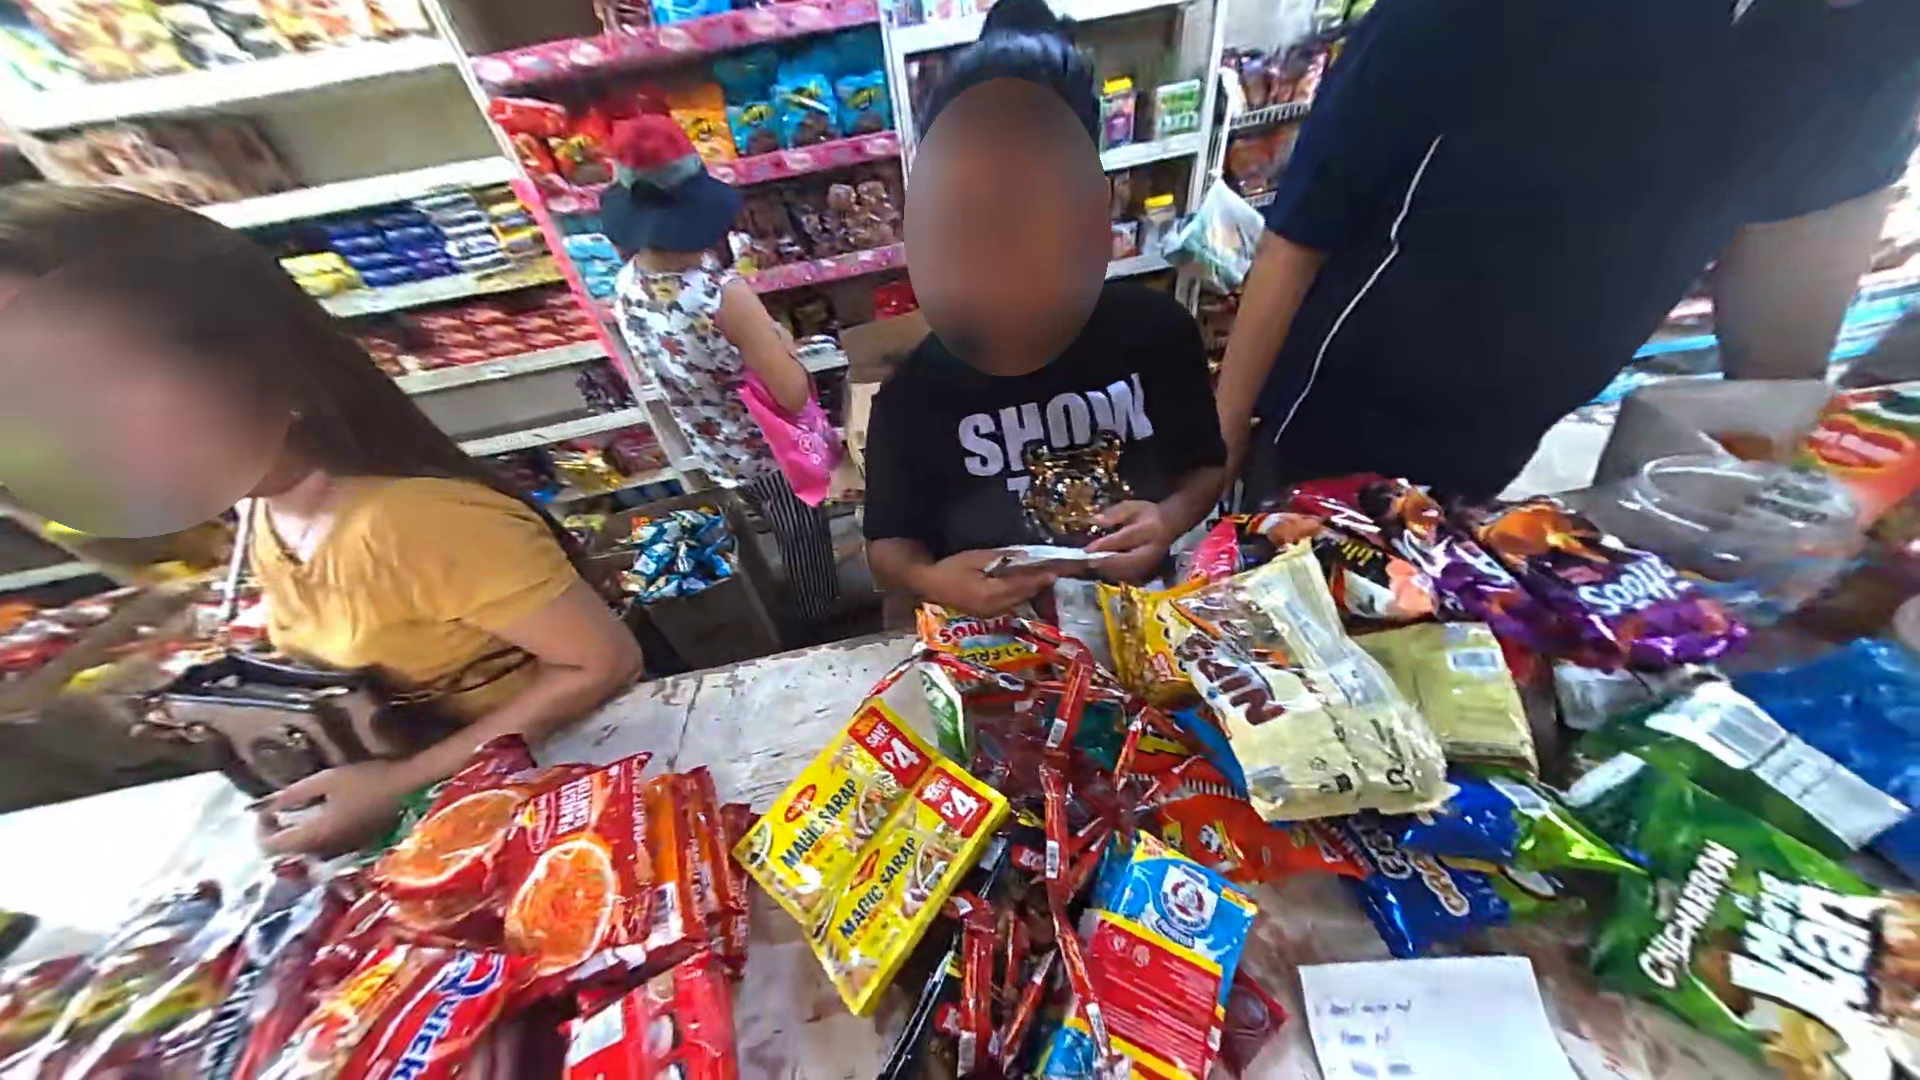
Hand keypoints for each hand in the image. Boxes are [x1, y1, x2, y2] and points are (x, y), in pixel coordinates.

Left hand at [253, 759, 414, 856]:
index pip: (269, 845)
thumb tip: (261, 805)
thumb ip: (292, 794)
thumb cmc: (370, 778)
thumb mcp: (328, 780)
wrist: (414, 783)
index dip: (260, 829)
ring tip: (306, 812)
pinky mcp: (361, 841)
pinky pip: (329, 844)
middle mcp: (326, 848)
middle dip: (280, 831)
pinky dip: (320, 834)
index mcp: (313, 835)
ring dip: (300, 833)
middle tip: (284, 810)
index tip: (267, 809)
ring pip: (309, 848)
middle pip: (287, 850)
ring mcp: (345, 847)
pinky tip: (331, 815)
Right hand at [913, 549, 1054, 616]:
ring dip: (1031, 593)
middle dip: (1038, 587)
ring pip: (1017, 603)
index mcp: (990, 594)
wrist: (928, 585)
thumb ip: (1000, 559)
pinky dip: (1020, 596)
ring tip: (1044, 581)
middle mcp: (993, 608)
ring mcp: (989, 613)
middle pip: (1022, 597)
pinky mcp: (986, 613)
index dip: (1038, 580)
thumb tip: (1023, 557)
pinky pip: (1009, 605)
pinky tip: (1026, 588)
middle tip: (1054, 575)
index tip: (1054, 574)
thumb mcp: (975, 558)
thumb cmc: (950, 569)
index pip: (1021, 587)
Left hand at [1085, 500, 1172, 582]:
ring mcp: (1152, 562)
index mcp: (1148, 530)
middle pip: (1126, 561)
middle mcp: (1151, 549)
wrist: (1169, 525)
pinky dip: (1116, 575)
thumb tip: (1096, 521)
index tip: (1087, 549)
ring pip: (1128, 572)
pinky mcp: (1151, 570)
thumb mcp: (1131, 507)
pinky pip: (1131, 577)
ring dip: (1109, 571)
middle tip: (1089, 562)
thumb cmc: (1147, 514)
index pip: (1124, 539)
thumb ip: (1114, 514)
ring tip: (1094, 566)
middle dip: (1105, 563)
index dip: (1104, 545)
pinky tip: (1104, 571)